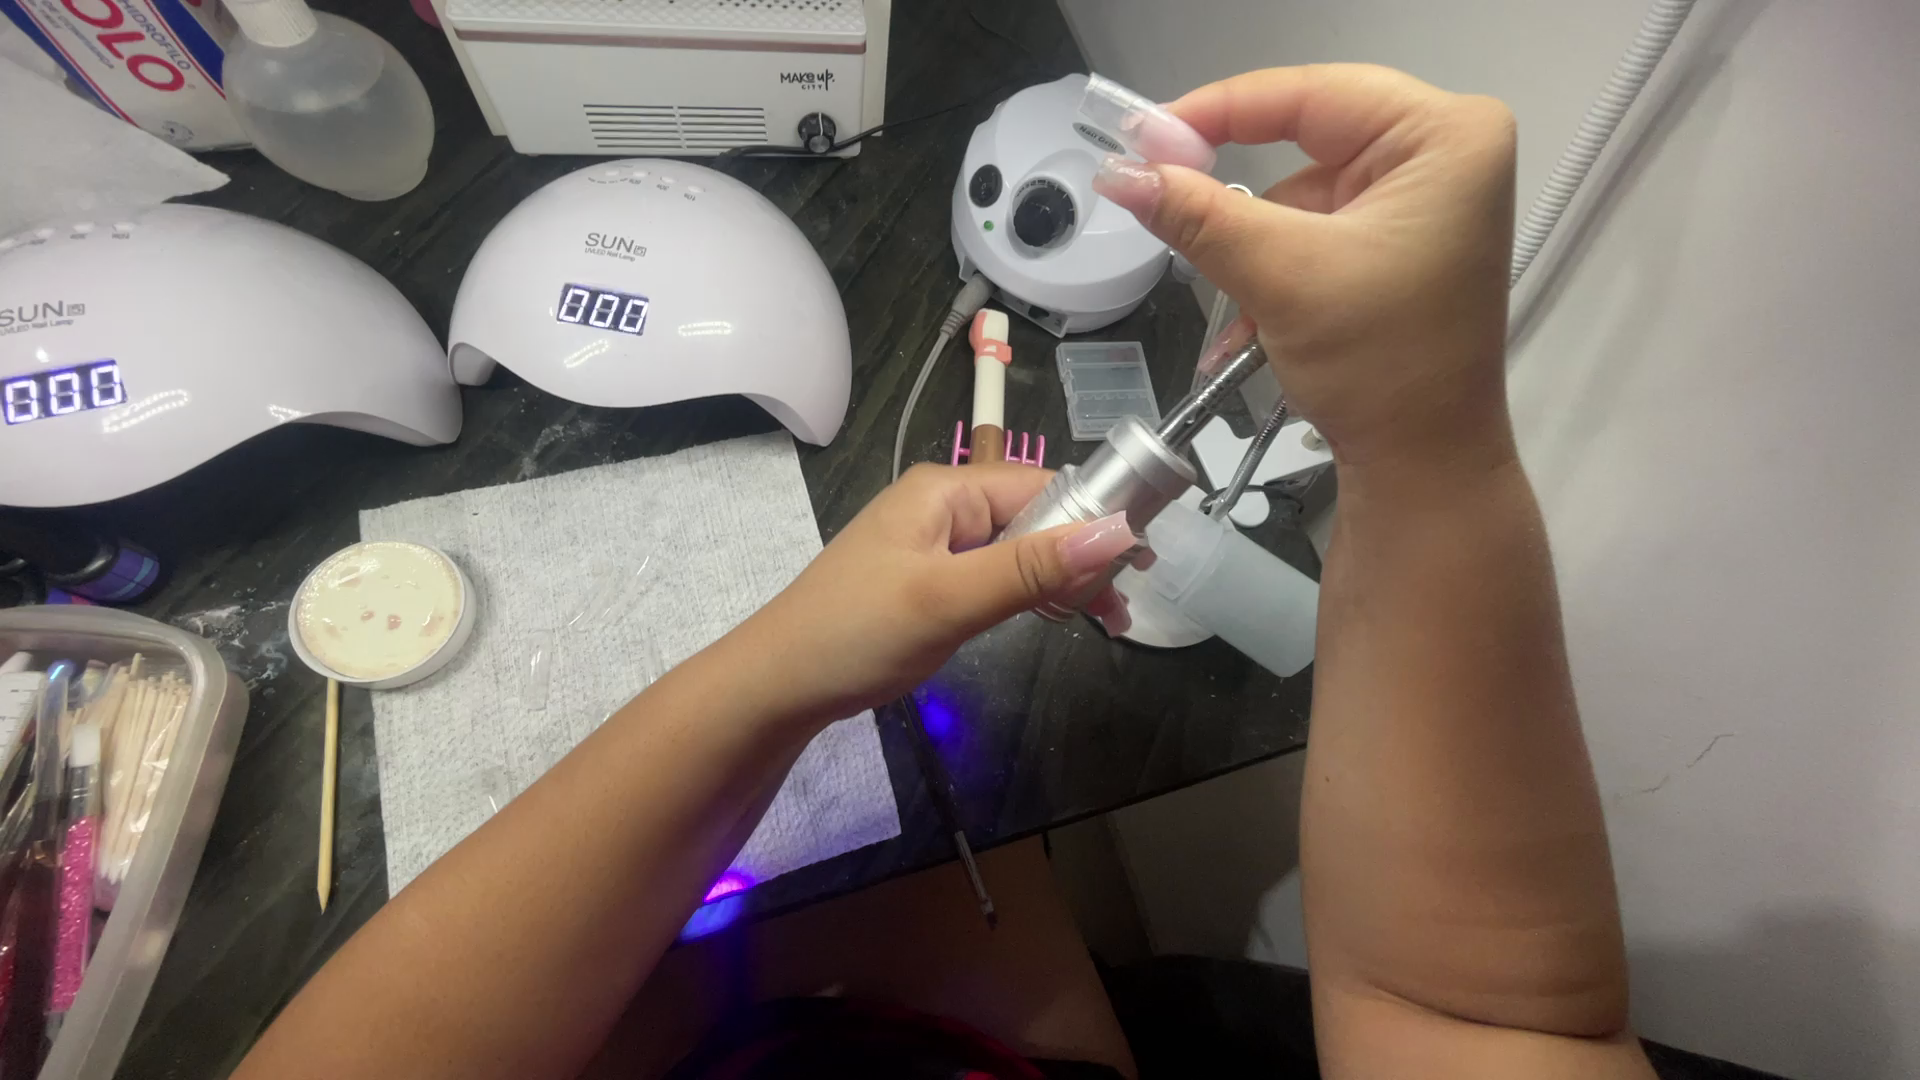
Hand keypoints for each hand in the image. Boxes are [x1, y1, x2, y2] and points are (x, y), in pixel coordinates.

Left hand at [729, 464, 1136, 721]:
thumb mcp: (949, 598)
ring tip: (1108, 620)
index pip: (1043, 487)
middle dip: (1084, 557)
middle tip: (1123, 607)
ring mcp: (939, 544)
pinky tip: (1057, 616)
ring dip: (1063, 580)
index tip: (1140, 563)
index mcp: (947, 489)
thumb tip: (1117, 532)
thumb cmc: (859, 632)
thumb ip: (1031, 567)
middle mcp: (947, 506)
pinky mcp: (935, 579)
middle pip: (1036, 518)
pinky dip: (1031, 595)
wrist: (783, 682)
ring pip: (1021, 550)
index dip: (1096, 519)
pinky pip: (997, 576)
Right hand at [1092, 64, 1518, 474]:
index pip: (1309, 94)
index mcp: (1441, 136)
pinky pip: (1305, 243)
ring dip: (1250, 263)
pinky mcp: (1386, 252)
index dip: (1217, 110)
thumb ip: (1198, 219)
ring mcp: (1411, 209)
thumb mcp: (1281, 278)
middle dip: (1239, 208)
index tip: (1143, 135)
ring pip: (1293, 207)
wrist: (1419, 460)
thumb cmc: (1380, 365)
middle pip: (1301, 150)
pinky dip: (1268, 283)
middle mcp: (1434, 159)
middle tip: (1168, 211)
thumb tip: (1123, 176)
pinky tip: (1255, 333)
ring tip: (1246, 323)